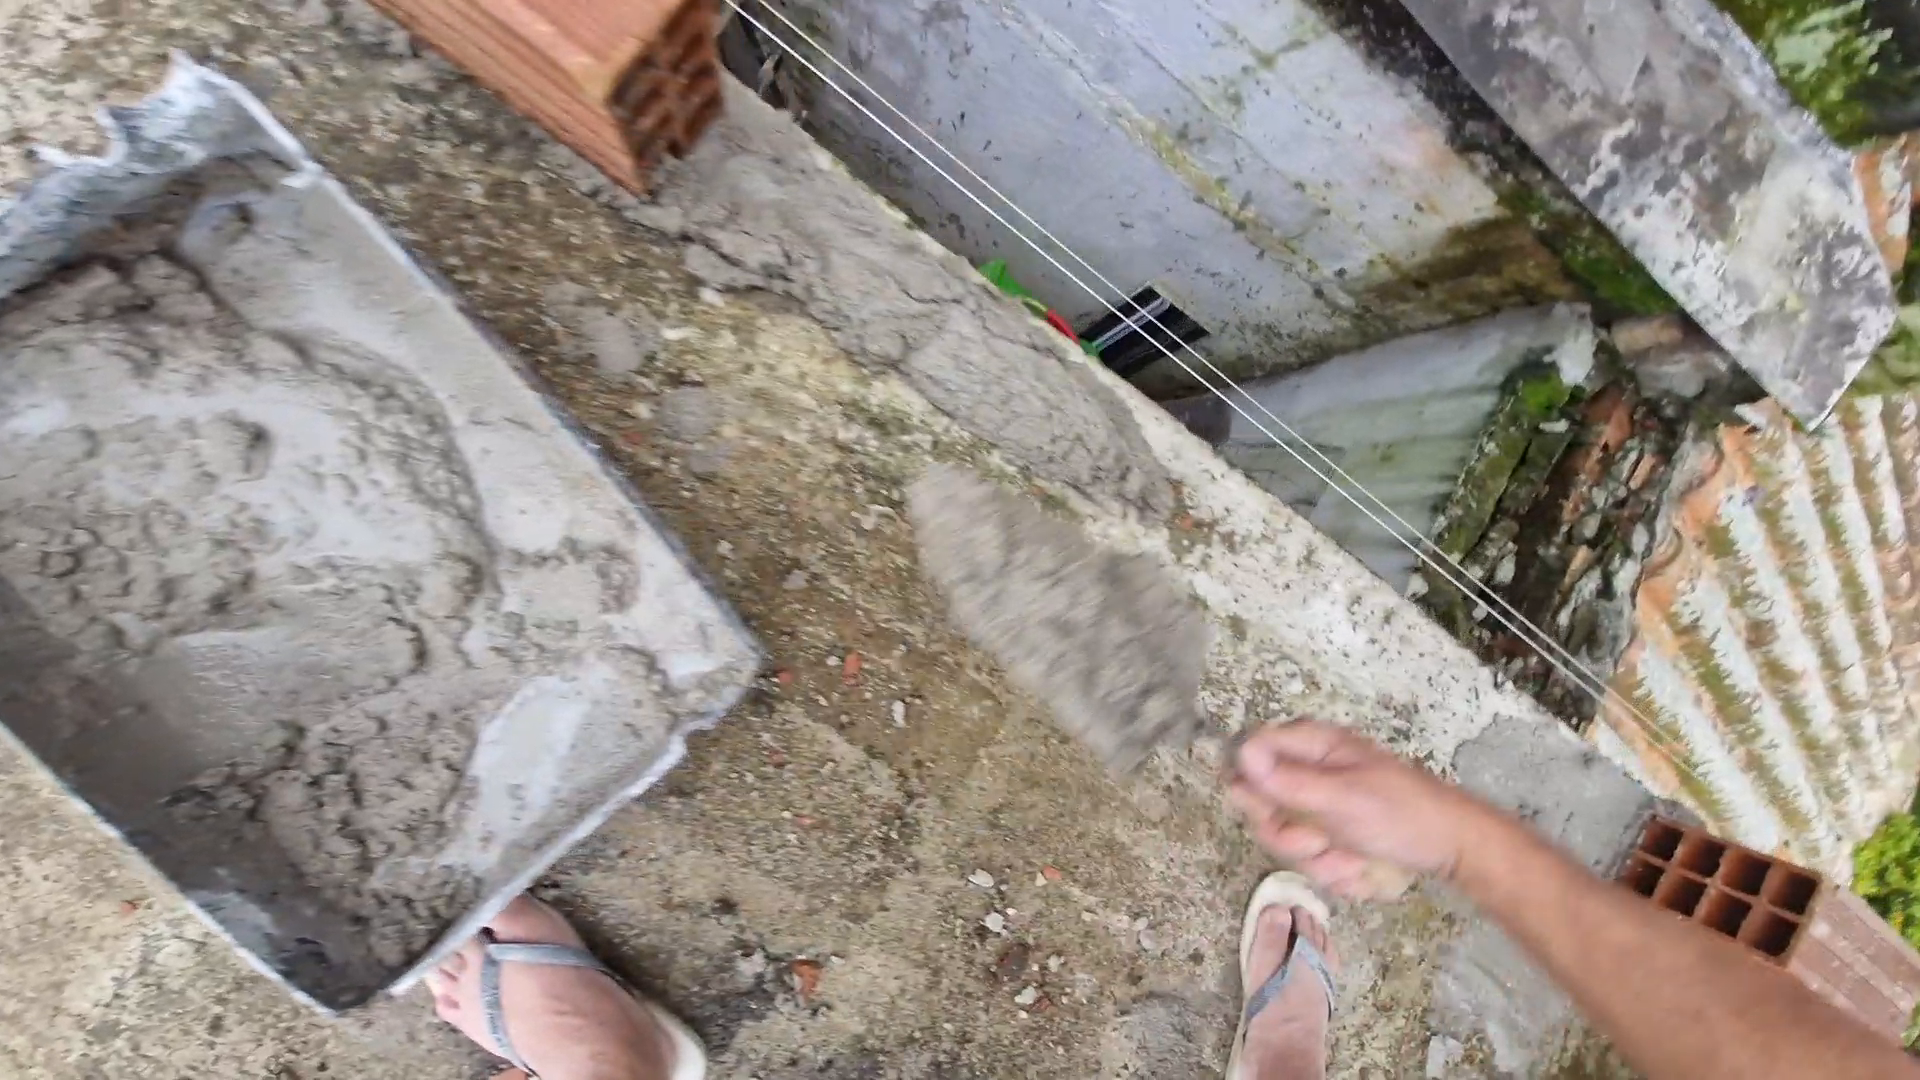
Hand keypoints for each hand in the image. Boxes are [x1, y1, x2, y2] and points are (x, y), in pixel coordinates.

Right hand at [1228, 721, 1497, 896]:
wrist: (1458, 850)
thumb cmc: (1406, 813)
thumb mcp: (1344, 798)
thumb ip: (1288, 781)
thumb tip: (1240, 754)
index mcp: (1308, 744)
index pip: (1249, 756)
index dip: (1253, 789)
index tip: (1272, 812)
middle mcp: (1305, 769)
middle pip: (1259, 804)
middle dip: (1293, 835)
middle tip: (1322, 841)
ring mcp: (1316, 803)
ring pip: (1283, 837)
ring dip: (1318, 859)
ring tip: (1353, 859)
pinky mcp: (1328, 832)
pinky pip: (1308, 857)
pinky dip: (1334, 869)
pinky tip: (1361, 867)